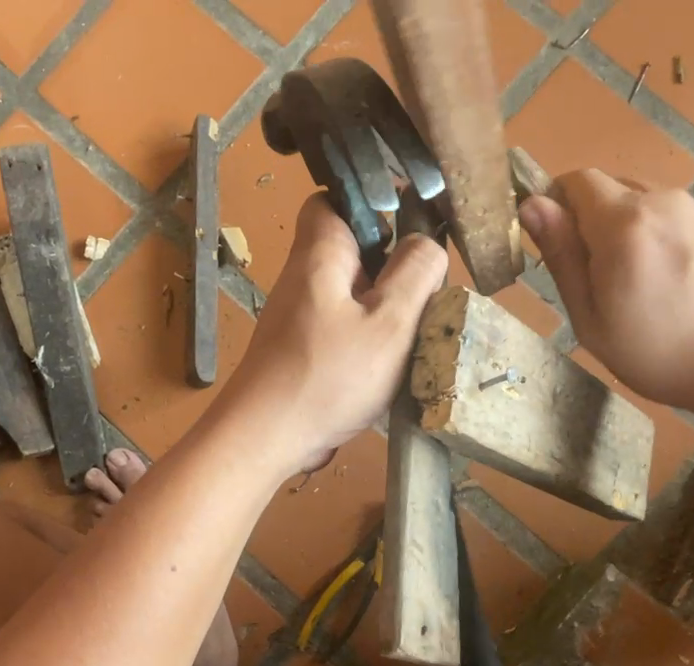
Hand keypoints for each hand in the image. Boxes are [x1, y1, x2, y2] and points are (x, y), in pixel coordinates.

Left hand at [215, 195, 448, 475]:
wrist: (265, 439)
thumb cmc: (328, 377)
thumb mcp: (389, 323)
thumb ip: (415, 274)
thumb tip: (427, 242)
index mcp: (320, 255)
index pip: (334, 198)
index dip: (371, 201)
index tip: (411, 224)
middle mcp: (302, 279)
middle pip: (350, 251)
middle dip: (389, 265)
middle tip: (424, 292)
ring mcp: (297, 319)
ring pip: (349, 295)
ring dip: (382, 310)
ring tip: (414, 334)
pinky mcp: (299, 354)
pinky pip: (340, 330)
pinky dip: (365, 341)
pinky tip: (388, 367)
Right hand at [519, 170, 693, 418]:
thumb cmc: (661, 354)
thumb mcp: (593, 320)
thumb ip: (563, 258)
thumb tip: (532, 205)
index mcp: (622, 222)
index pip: (574, 181)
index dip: (555, 207)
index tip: (555, 250)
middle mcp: (661, 200)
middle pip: (609, 189)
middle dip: (589, 222)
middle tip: (593, 280)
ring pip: (642, 203)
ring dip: (624, 232)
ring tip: (635, 288)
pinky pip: (672, 218)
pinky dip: (656, 240)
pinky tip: (670, 286)